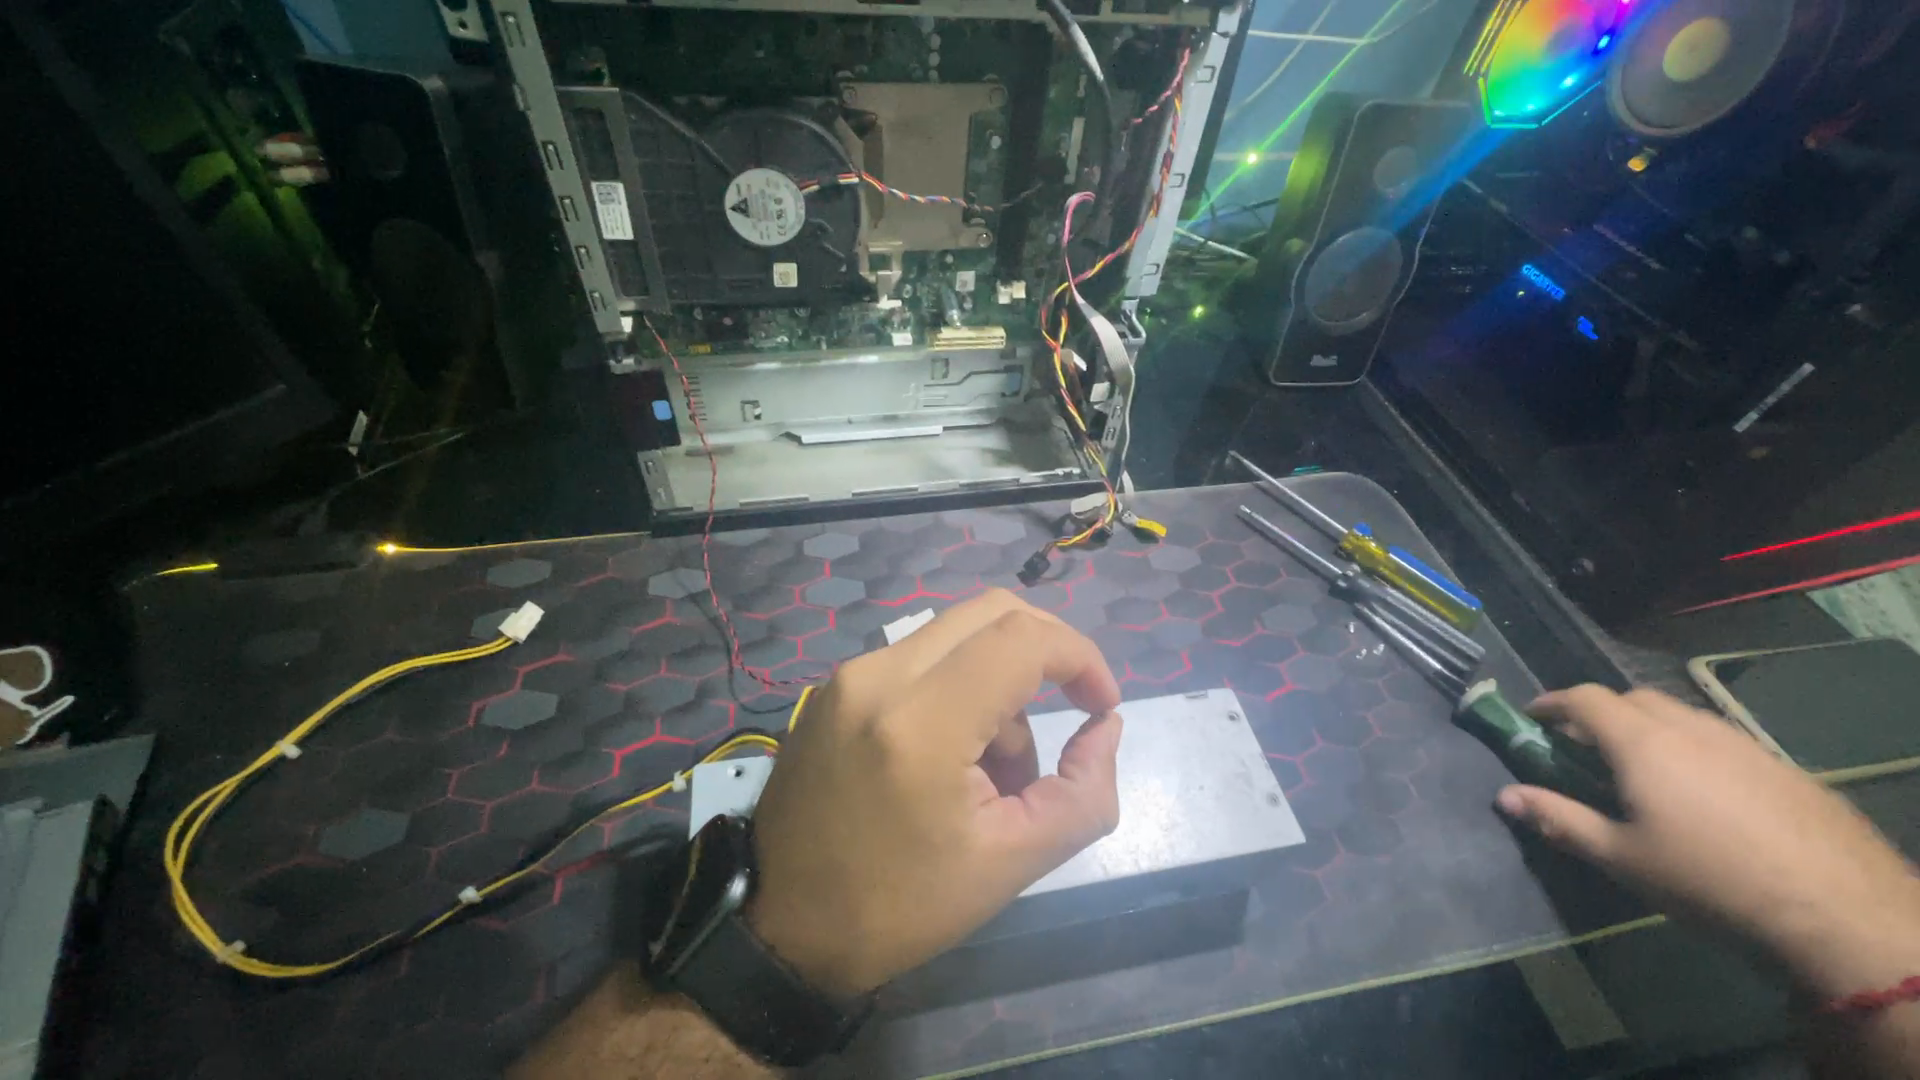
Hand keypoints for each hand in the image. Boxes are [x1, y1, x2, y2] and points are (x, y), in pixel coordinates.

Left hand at [745, 589, 1123, 997]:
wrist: (781, 928)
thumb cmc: (898, 905)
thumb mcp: (1012, 864)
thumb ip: (1083, 793)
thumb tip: (1105, 727)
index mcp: (919, 721)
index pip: (1022, 640)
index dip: (1081, 658)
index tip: (1102, 706)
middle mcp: (878, 676)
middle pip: (990, 613)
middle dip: (1048, 651)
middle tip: (1073, 707)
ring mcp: (848, 676)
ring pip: (956, 636)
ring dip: (1000, 685)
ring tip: (997, 775)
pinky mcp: (834, 688)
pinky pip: (918, 659)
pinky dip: (958, 690)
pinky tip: (951, 761)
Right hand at [1497, 685, 1919, 996]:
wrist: (1845, 916)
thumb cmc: (1709, 881)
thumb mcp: (1620, 857)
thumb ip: (1558, 819)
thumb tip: (1505, 796)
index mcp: (1643, 743)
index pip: (1585, 698)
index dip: (1552, 702)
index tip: (1532, 719)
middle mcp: (1691, 729)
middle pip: (1633, 698)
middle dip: (1600, 713)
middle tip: (1583, 747)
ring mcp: (1744, 745)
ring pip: (1681, 716)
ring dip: (1648, 728)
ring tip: (1641, 770)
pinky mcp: (1784, 768)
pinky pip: (1720, 741)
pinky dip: (1691, 748)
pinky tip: (1701, 794)